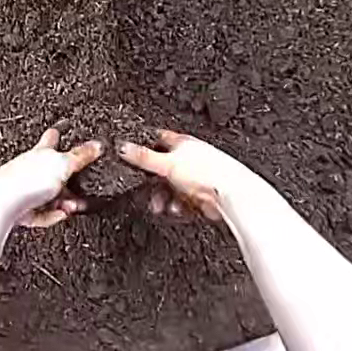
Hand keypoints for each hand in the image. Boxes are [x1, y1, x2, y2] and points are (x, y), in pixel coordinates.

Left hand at [0, 128, 104, 229]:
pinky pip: (42, 213)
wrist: (0, 204)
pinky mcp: (21, 209)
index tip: (59, 131)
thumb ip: (81, 155)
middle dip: (69, 185)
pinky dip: (50, 215)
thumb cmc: (24, 180)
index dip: (56, 136)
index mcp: (40, 152)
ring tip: (67, 207)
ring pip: (51, 196)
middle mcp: (30, 168)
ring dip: (63, 203)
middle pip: (54, 174)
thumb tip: (97, 145)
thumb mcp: (63, 164)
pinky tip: (55, 215)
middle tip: (78, 191)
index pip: (51, 140)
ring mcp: (24, 189)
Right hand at [117, 130, 261, 221]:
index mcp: (183, 144)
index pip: (158, 140)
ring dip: (163, 198)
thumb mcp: (166, 163)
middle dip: (152, 182)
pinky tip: (176, 210)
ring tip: (160, 206)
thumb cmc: (206, 171)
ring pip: (170, 188)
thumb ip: (143, 157)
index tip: (132, 154)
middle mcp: (190, 159)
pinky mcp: (200, 196)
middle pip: (162, 169)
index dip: (144, 146)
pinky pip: (181, 202)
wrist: (228, 194)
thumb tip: (123, 146)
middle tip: (145, 190)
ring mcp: (195, 178)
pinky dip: (176, 207)